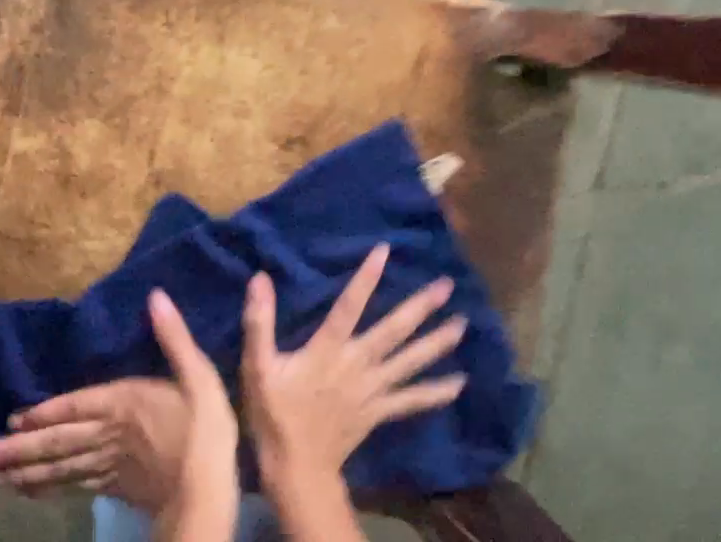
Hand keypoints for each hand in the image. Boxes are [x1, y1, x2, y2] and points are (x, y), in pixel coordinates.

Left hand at [0, 292, 237, 527]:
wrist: (208, 491)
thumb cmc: (205, 429)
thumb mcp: (198, 374)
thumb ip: (174, 336)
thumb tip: (156, 295)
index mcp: (123, 403)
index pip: (74, 407)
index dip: (42, 413)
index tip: (10, 419)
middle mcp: (108, 434)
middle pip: (57, 442)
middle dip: (20, 449)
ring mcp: (110, 466)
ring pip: (61, 469)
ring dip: (28, 472)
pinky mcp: (118, 489)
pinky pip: (77, 488)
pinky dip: (52, 490)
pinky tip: (35, 492)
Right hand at [242, 243, 466, 484]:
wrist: (296, 469)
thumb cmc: (275, 413)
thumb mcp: (257, 366)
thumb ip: (259, 322)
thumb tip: (260, 279)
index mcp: (328, 349)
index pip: (349, 305)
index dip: (366, 278)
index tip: (384, 250)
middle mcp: (357, 364)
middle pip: (394, 331)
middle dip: (421, 307)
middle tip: (447, 284)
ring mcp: (373, 390)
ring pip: (410, 362)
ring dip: (437, 342)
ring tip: (462, 323)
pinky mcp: (379, 411)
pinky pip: (412, 400)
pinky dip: (436, 392)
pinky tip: (460, 383)